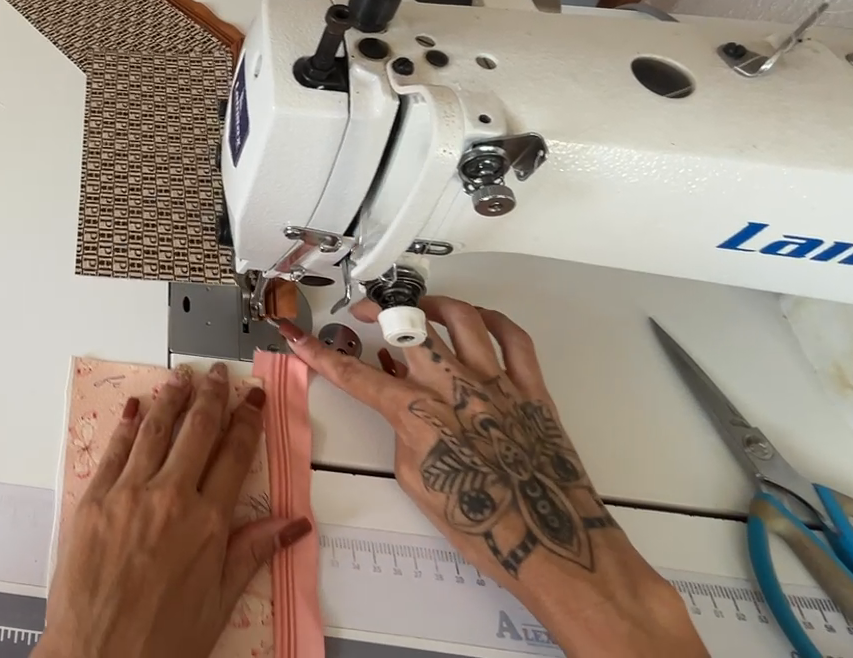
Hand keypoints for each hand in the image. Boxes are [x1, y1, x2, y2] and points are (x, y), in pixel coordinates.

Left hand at [36, 364, 310, 657]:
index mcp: (206, 523)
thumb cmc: (162, 640)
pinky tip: (134, 406)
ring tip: (182, 377)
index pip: (234, 457)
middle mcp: (169, 496)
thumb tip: (293, 523)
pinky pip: (114, 450)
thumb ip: (251, 553)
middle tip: (219, 374)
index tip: (253, 398)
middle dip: (211, 397)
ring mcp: (128, 493)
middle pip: (196, 432)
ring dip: (171, 399)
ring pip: (154, 431)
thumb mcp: (219, 603)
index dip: (246, 422)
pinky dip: (126, 424)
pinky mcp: (94, 498)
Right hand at [281, 297, 706, 657]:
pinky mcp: (533, 389)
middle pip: (408, 325)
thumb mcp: (417, 482)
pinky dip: (492, 320)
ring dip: (432, 305)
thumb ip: (403, 432)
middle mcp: (454, 388)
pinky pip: (514, 338)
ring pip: (461, 318)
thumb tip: (400, 400)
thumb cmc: (480, 526)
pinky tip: (477, 320)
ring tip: (419, 309)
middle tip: (366, 311)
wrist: (555, 548)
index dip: (321, 354)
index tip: (298, 336)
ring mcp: (496, 384)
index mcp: (417, 415)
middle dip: (378, 310)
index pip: (355, 375)